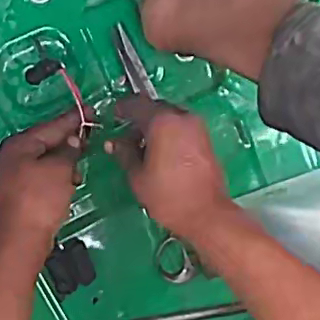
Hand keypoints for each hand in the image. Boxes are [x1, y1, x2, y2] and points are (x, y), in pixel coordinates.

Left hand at [0, 114, 81, 243]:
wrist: (23, 238)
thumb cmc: (40, 199)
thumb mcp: (60, 169)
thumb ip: (69, 150)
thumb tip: (74, 140)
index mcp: (20, 145)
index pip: (51, 126)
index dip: (73, 119)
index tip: (90, 112)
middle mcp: (12, 157)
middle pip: (46, 142)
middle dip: (69, 141)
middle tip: (90, 136)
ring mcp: (14, 176)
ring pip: (45, 160)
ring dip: (64, 161)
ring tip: (82, 163)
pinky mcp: (20, 194)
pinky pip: (42, 176)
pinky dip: (57, 176)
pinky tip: (70, 180)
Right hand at [105, 98, 233, 235]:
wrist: (206, 214)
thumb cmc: (167, 196)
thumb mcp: (138, 176)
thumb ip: (124, 153)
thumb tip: (114, 142)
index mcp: (162, 122)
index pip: (137, 105)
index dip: (122, 108)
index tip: (112, 115)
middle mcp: (182, 117)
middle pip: (156, 109)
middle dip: (139, 119)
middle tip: (125, 136)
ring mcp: (197, 128)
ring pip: (170, 118)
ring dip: (155, 127)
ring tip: (141, 148)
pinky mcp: (206, 140)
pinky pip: (181, 129)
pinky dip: (168, 134)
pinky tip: (159, 153)